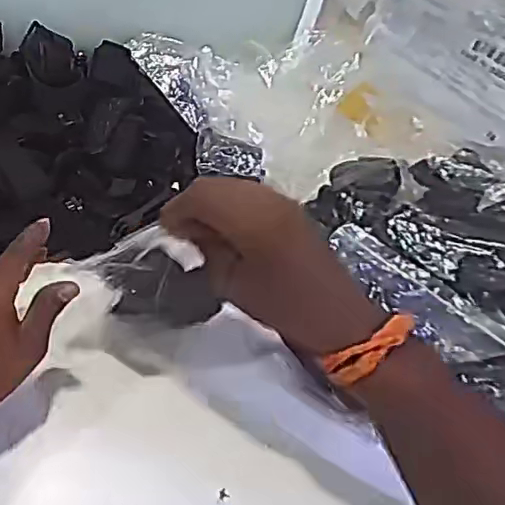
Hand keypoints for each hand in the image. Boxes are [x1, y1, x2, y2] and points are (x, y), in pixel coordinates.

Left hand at [0, 218, 79, 428]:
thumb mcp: (30, 342)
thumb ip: (48, 308)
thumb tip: (66, 287)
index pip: (17, 254)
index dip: (33, 237)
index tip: (44, 224)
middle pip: (5, 260)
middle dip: (27, 251)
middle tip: (48, 247)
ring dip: (14, 265)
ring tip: (35, 264)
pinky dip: (1, 278)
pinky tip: (12, 286)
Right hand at [159, 178, 383, 355]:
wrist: (339, 319)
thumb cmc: (281, 306)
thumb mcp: (229, 282)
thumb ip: (204, 249)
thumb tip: (187, 232)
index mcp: (251, 218)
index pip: (199, 196)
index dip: (176, 211)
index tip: (166, 232)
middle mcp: (266, 199)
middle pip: (212, 185)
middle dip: (189, 204)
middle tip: (179, 231)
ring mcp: (280, 200)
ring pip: (229, 186)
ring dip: (208, 203)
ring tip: (199, 231)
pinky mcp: (288, 208)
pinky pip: (246, 193)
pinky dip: (227, 205)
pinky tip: (224, 229)